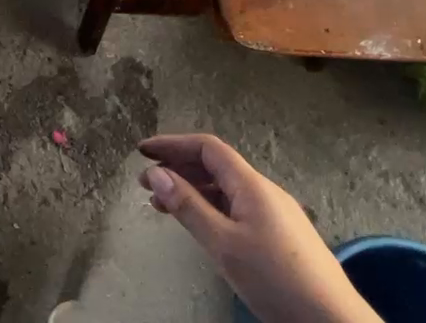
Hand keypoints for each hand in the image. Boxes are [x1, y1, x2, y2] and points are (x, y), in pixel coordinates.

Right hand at [138, 134, 380, 322]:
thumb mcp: (223, 244)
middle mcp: (266, 192)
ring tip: (162, 205)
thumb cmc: (276, 280)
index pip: (208, 148)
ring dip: (192, 190)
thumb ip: (188, 207)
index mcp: (253, 186)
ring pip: (226, 189)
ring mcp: (277, 215)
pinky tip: (199, 225)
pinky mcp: (282, 237)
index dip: (173, 144)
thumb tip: (155, 174)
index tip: (143, 152)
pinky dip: (210, 208)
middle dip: (178, 168)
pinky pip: (237, 208)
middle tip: (145, 182)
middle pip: (216, 166)